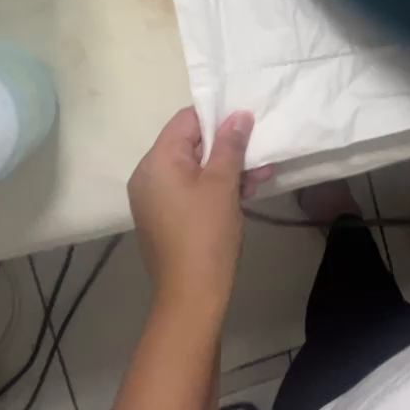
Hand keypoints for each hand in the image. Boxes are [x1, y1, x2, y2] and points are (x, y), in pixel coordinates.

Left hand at [127, 107, 269, 316]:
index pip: (185, 120)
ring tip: (261, 175)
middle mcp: (148, 175)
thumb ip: (230, 145)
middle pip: (190, 144)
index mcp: (156, 161)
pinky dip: (216, 187)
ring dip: (227, 168)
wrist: (191, 294)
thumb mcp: (223, 184)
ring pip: (194, 169)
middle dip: (227, 146)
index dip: (217, 116)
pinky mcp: (164, 218)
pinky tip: (245, 192)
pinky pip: (190, 189)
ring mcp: (154, 198)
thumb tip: (239, 115)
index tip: (248, 120)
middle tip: (260, 149)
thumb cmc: (206, 233)